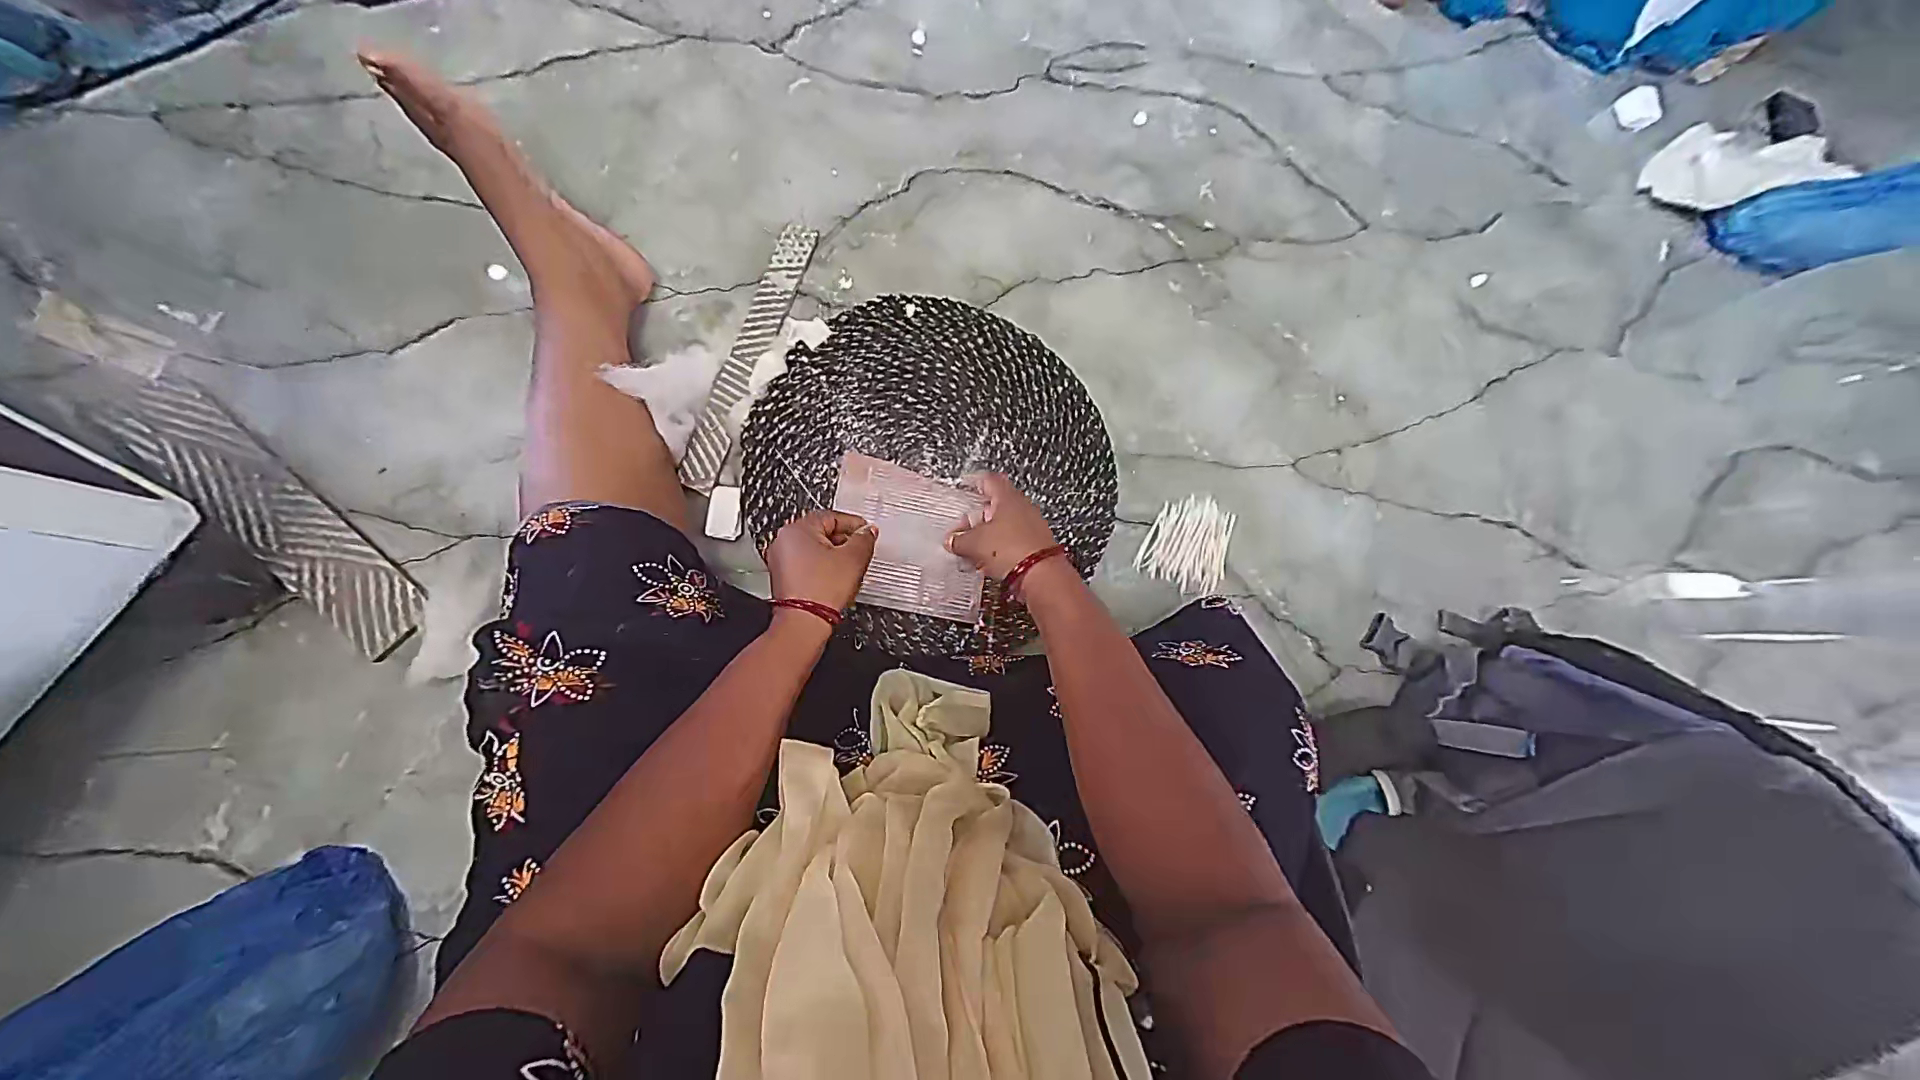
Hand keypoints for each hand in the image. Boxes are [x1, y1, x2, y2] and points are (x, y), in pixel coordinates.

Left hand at [766, 510, 877, 610]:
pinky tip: (835, 578)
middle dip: (844, 540)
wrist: (804, 622)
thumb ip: (864, 539)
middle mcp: (784, 541)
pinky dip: (822, 567)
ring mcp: (781, 560)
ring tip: (849, 566)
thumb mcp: (854, 558)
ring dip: (833, 554)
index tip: (865, 531)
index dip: (853, 524)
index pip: (831, 516)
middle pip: (821, 532)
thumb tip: (867, 532)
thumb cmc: (820, 592)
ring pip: (814, 548)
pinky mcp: (783, 577)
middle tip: (860, 549)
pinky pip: (807, 564)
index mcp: (797, 530)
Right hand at [945, 473, 1058, 580]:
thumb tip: (952, 540)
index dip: (975, 483)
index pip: (989, 481)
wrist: (1041, 576)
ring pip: (1004, 525)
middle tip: (963, 528)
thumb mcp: (973, 543)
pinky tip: (988, 562)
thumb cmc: (1013, 549)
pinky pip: (1014, 542)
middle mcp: (1023, 508)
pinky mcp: (1036, 546)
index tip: (966, 487)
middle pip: (995, 505)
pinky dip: (1000, 549)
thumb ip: (959, 539)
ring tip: (973, 549)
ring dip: (988, 535)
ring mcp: (1032, 527)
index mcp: (1007, 497)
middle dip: (977, 517)